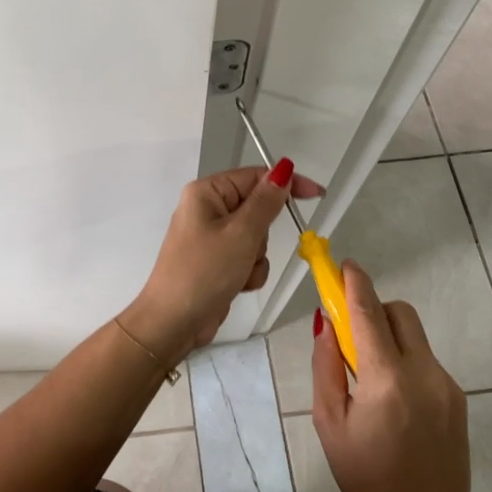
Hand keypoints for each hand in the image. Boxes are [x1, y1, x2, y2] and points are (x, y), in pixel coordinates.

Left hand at [120, 162, 323, 364]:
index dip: (285, 184)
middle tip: (248, 249)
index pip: (254, 177)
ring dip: (256, 257)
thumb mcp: (241, 234)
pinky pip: (248, 257)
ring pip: (256, 237)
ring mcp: (212, 237)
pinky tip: (236, 284)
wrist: (174, 322)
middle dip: (261, 233)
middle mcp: (208, 209)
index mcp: (207, 193)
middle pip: (257, 208)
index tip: (316, 194)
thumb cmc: (204, 272)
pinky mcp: (218, 261)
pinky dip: (249, 271)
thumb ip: (266, 202)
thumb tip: (283, 170)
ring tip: (238, 271)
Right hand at [312, 262, 483, 491]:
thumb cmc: (366, 480)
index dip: (355, 283)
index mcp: (387, 381)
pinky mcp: (458, 401)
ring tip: (372, 381)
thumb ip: (326, 367)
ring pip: (415, 338)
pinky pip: (426, 363)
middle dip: (375, 309)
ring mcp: (447, 387)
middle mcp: (424, 374)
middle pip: (400, 313)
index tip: (344, 264)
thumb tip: (326, 324)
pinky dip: (406, 364)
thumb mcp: (330, 424)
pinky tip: (394, 404)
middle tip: (353, 333)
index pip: (369, 313)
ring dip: (390, 339)